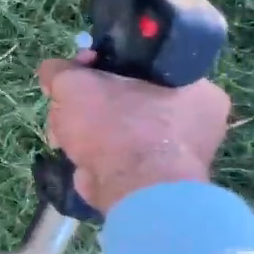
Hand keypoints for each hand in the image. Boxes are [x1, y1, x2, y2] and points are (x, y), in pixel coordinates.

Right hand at [37, 56, 231, 213]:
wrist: (133, 188)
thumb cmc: (115, 126)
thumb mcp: (74, 82)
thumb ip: (60, 68)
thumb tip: (55, 71)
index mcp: (196, 89)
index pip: (139, 65)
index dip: (99, 65)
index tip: (75, 71)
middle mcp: (198, 118)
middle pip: (121, 96)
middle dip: (82, 102)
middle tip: (65, 106)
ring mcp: (181, 149)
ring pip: (114, 123)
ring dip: (81, 126)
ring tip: (65, 135)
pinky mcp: (160, 172)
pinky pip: (119, 148)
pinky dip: (94, 148)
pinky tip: (77, 152)